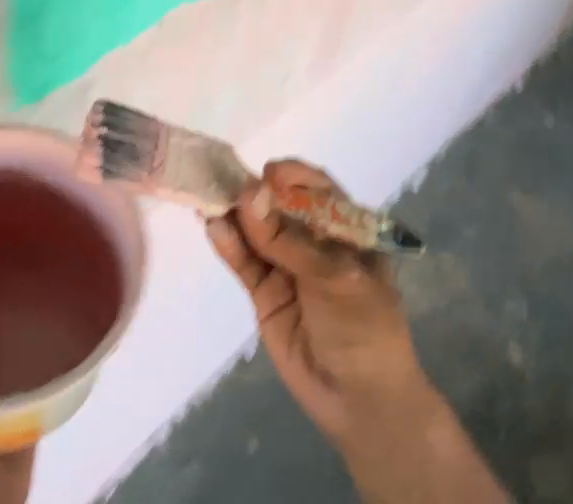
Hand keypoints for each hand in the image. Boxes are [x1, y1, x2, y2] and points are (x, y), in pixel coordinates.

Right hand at [204, 159, 433, 443]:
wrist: (360, 400)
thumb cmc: (364, 327)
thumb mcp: (335, 277)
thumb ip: (288, 239)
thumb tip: (248, 193)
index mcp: (348, 231)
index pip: (318, 190)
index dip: (292, 176)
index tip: (267, 172)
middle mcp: (316, 243)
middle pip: (280, 207)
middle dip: (254, 192)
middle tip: (221, 178)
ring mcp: (288, 268)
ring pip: (257, 233)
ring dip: (234, 216)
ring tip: (208, 198)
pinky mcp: (265, 294)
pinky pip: (245, 263)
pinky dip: (229, 245)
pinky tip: (213, 228)